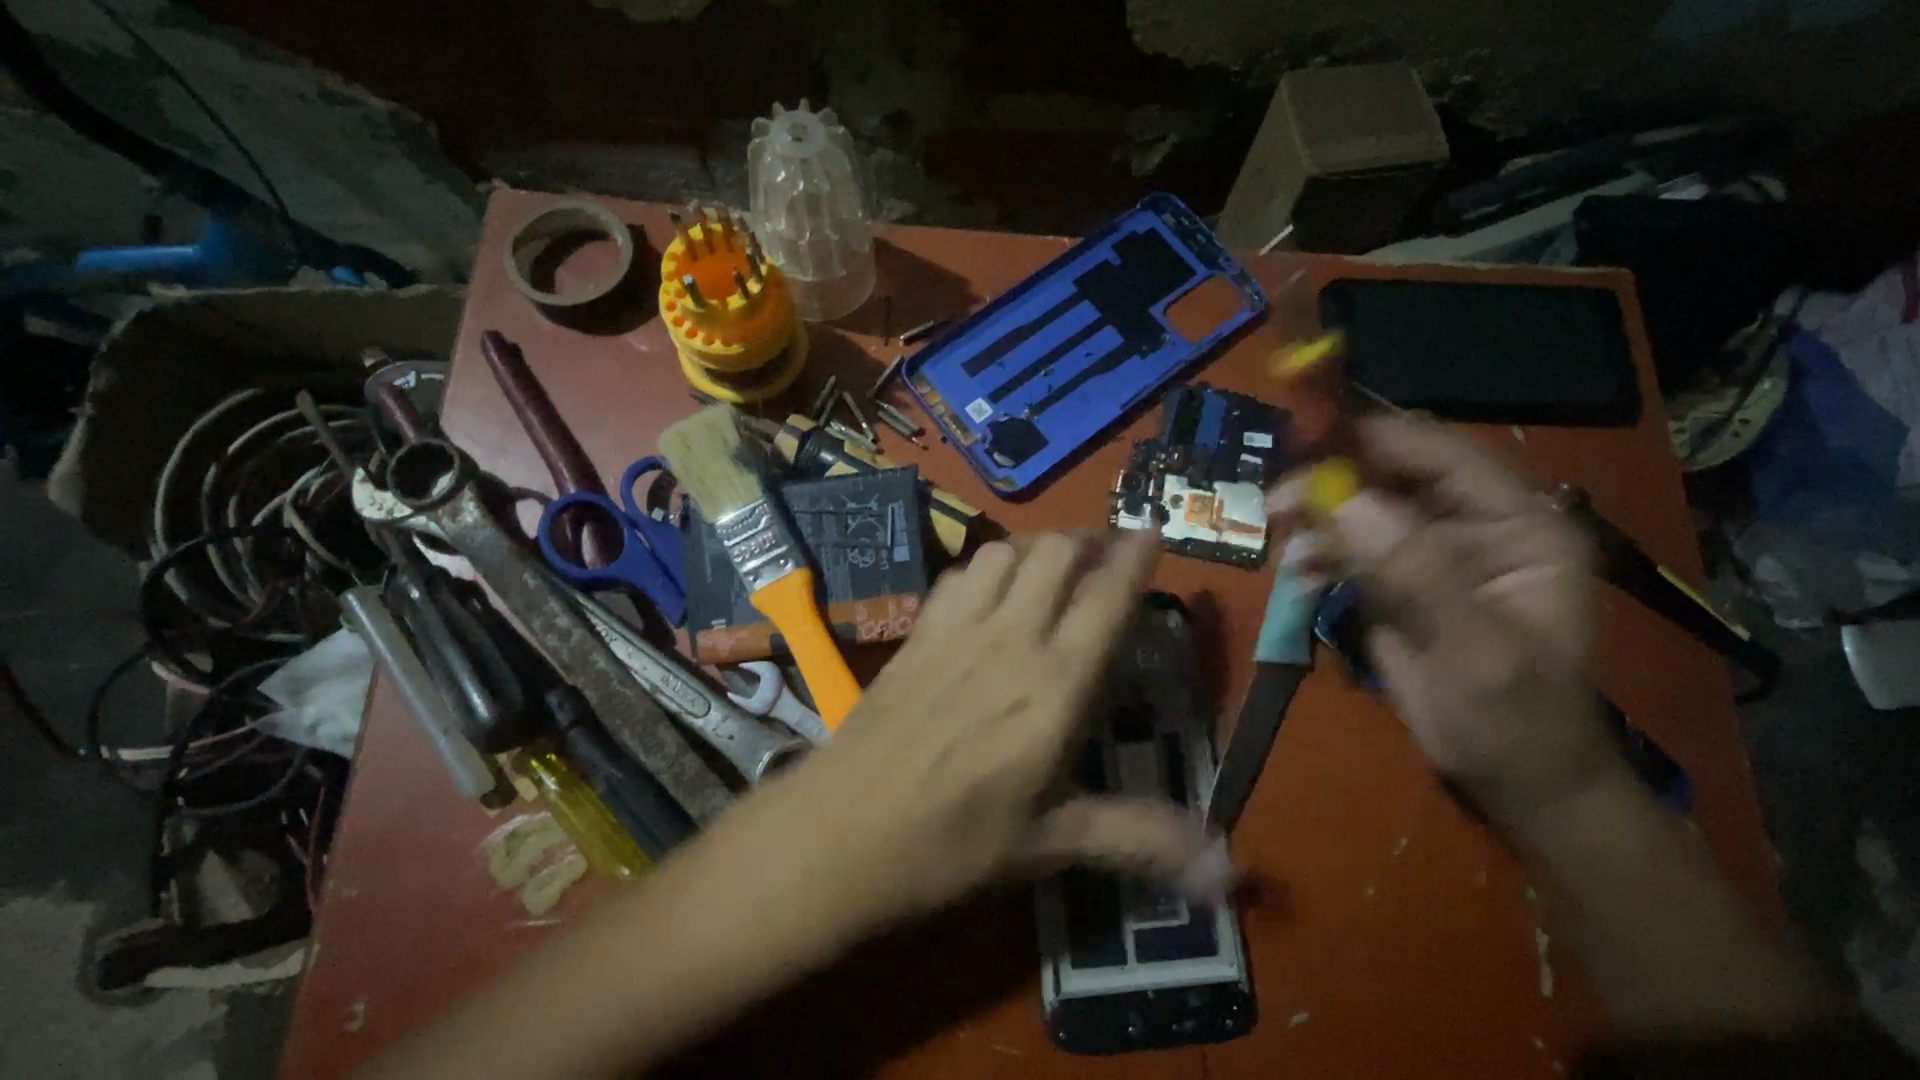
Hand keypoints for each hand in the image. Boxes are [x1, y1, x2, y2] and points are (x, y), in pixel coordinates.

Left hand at [793, 531, 1225, 922]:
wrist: (842, 831)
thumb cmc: (954, 843)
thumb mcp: (1052, 842)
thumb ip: (1139, 837)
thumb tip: (1229, 871)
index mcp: (1056, 685)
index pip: (1107, 597)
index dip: (1134, 558)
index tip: (1152, 532)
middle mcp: (1011, 639)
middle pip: (1056, 553)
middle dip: (1087, 541)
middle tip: (1105, 555)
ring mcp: (957, 631)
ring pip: (1005, 552)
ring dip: (1036, 547)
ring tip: (1052, 566)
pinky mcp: (915, 635)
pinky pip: (959, 575)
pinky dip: (986, 566)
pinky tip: (989, 591)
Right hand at [1279, 416, 1621, 825]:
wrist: (1515, 779)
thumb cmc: (1516, 717)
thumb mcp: (1475, 650)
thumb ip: (1416, 573)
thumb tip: (1345, 501)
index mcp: (1519, 526)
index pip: (1446, 458)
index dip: (1380, 438)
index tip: (1311, 431)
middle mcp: (1474, 526)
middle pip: (1394, 476)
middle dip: (1334, 479)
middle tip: (1278, 496)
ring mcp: (1431, 554)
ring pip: (1363, 510)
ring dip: (1318, 517)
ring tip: (1279, 534)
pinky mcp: (1397, 582)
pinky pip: (1349, 549)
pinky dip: (1318, 552)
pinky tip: (1298, 572)